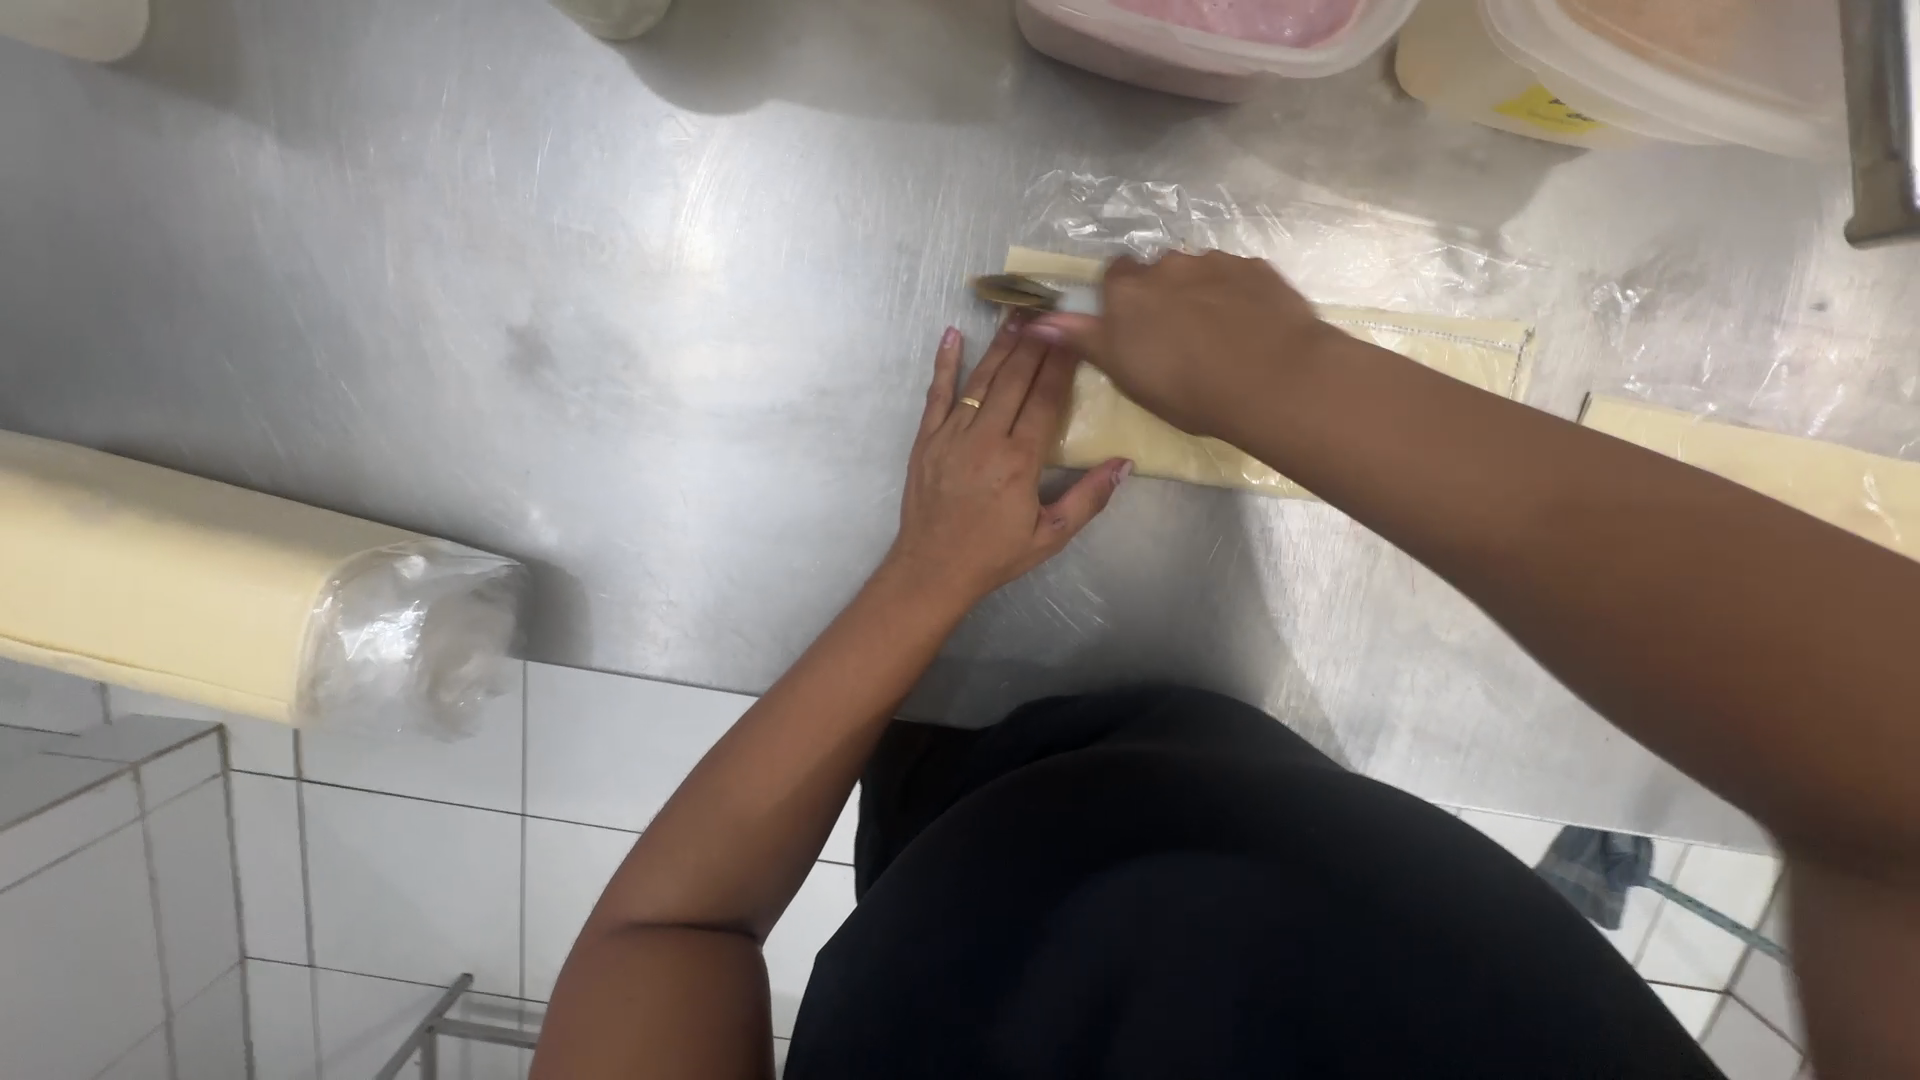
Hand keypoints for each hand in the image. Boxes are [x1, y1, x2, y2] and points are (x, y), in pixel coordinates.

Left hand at [882, 318, 1130, 607]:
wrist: (933, 570)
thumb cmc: (994, 556)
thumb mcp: (1051, 536)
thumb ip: (1089, 498)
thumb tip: (1124, 463)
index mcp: (1019, 460)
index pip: (1044, 399)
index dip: (1060, 364)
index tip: (1073, 336)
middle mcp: (985, 439)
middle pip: (1014, 380)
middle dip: (1034, 343)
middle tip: (1047, 311)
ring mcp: (951, 435)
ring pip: (979, 380)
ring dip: (999, 345)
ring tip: (1016, 315)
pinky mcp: (926, 440)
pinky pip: (936, 395)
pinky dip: (944, 364)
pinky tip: (951, 335)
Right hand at [1027, 251, 1345, 440]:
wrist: (1270, 380)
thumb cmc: (1184, 387)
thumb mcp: (1122, 372)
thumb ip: (1082, 339)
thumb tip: (1036, 320)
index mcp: (1129, 290)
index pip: (1114, 275)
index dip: (1122, 299)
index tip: (1132, 328)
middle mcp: (1168, 264)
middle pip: (1157, 271)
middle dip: (1162, 294)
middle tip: (1174, 338)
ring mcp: (1217, 262)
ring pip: (1198, 272)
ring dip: (1200, 294)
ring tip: (1216, 336)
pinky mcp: (1258, 269)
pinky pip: (1237, 278)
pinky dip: (1236, 296)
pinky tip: (1247, 329)